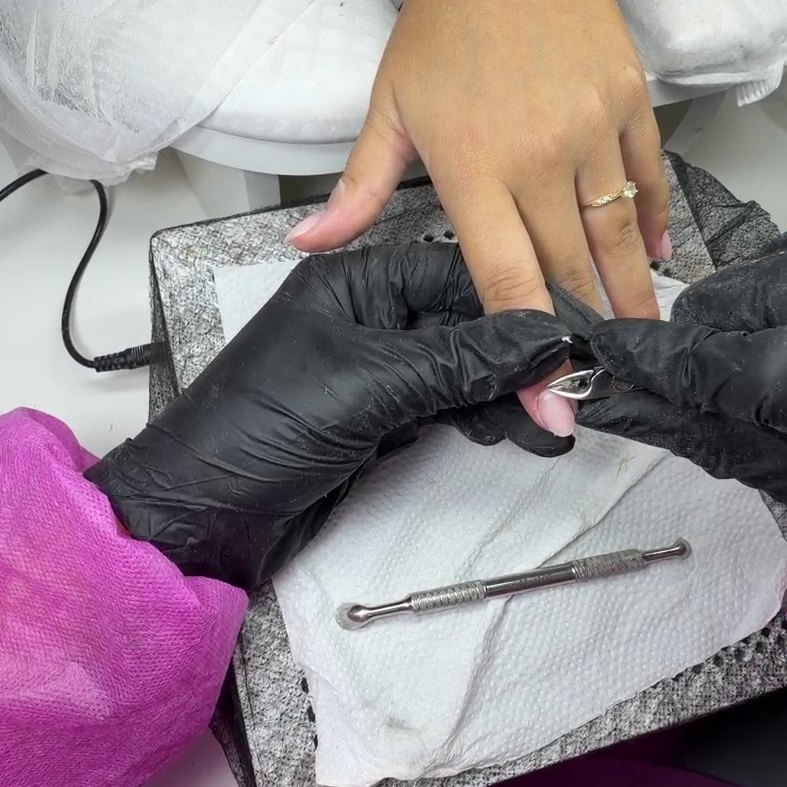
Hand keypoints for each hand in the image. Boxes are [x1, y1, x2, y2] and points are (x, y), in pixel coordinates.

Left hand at [86, 244, 571, 587]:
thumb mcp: (369, 384)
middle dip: (519, 361)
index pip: (459, 275)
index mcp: (355, 280)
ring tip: (548, 427)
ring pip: (461, 368)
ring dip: (506, 395)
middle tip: (571, 396)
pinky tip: (510, 431)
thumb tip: (545, 338)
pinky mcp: (379, 411)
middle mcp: (369, 313)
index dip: (521, 306)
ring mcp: (376, 366)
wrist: (208, 511)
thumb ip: (460, 360)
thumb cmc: (262, 428)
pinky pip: (444, 403)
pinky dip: (478, 417)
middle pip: (466, 323)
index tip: (577, 338)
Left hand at [286, 0, 671, 434]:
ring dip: (631, 295)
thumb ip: (358, 189)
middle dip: (589, 334)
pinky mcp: (632, 104)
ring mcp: (595, 130)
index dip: (529, 348)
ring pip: (617, 235)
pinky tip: (658, 258)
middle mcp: (541, 158)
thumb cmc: (441, 27)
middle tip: (605, 384)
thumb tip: (309, 244)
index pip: (506, 278)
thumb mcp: (388, 107)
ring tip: (644, 344)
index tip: (557, 402)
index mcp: (474, 169)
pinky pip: (649, 179)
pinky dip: (654, 223)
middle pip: (571, 269)